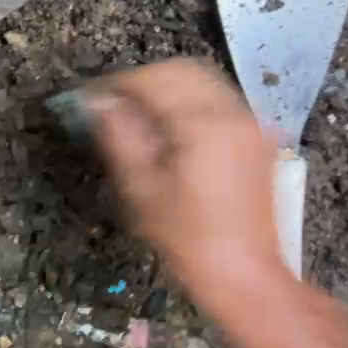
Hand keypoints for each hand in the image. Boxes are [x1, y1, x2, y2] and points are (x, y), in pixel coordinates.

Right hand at [83, 59, 290, 319]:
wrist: (244, 276)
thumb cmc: (185, 238)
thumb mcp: (139, 186)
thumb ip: (117, 134)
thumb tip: (96, 102)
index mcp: (204, 125)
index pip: (153, 80)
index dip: (115, 84)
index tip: (89, 98)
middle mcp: (235, 116)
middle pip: (182, 71)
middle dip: (141, 81)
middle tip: (110, 103)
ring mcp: (253, 127)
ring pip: (202, 83)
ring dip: (164, 90)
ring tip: (135, 115)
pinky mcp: (258, 141)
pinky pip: (217, 102)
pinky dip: (187, 103)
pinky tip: (166, 130)